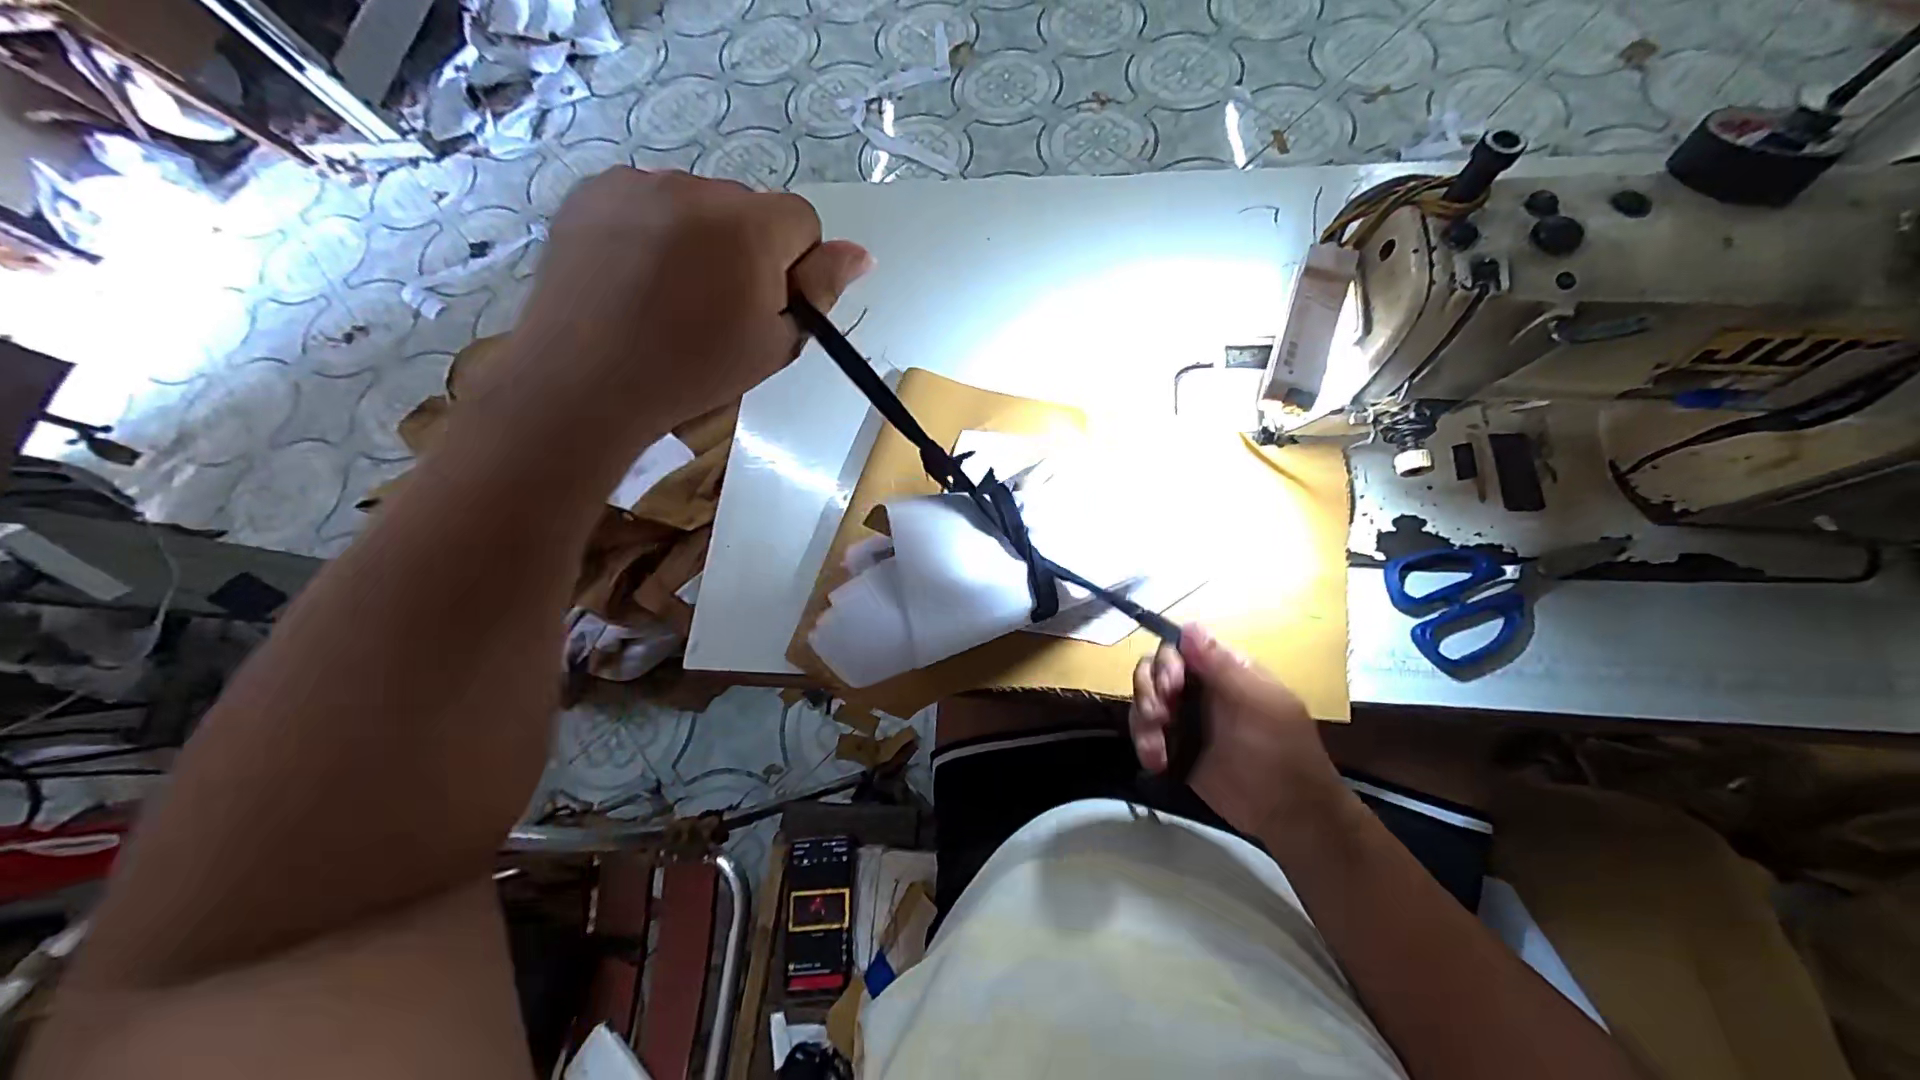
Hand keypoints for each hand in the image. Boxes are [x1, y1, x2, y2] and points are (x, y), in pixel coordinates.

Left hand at [484, 169, 871, 458]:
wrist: (584, 382)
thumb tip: (862, 254)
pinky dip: (653, 228)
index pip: (802, 219)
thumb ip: (820, 291)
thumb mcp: (775, 344)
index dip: (794, 264)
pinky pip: (648, 199)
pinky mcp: (594, 190)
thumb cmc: (694, 372)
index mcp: (750, 228)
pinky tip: (635, 274)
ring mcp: (639, 183)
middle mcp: (697, 188)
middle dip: (747, 247)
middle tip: (717, 306)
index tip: (765, 305)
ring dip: (701, 236)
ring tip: (671, 294)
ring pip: (698, 202)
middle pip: (749, 207)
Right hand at [1129, 624, 1344, 837]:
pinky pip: (1143, 732)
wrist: (1288, 812)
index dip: (1167, 663)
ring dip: (1142, 720)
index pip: (1179, 648)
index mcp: (1223, 670)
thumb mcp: (1258, 703)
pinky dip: (1143, 743)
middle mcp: (1199, 688)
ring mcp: (1184, 718)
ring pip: (1143, 701)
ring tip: (1156, 748)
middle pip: (1153, 670)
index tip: (1172, 687)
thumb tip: (1188, 626)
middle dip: (1149, 690)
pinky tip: (1157, 762)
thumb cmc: (1281, 751)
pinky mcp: (1173, 747)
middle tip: (1160, 716)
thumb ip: (1221, 666)